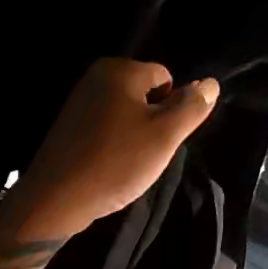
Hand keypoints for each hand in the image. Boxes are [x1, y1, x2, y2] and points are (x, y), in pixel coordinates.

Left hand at [2, 59, 217, 240]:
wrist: (56, 199)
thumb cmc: (116, 162)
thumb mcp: (165, 135)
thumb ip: (191, 106)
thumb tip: (211, 83)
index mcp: (118, 69)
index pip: (165, 77)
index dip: (171, 108)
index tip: (161, 137)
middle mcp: (94, 77)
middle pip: (143, 94)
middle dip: (152, 121)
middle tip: (145, 152)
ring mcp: (76, 102)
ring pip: (124, 115)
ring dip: (132, 137)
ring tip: (125, 162)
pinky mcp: (66, 127)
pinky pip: (103, 130)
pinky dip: (111, 146)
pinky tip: (107, 167)